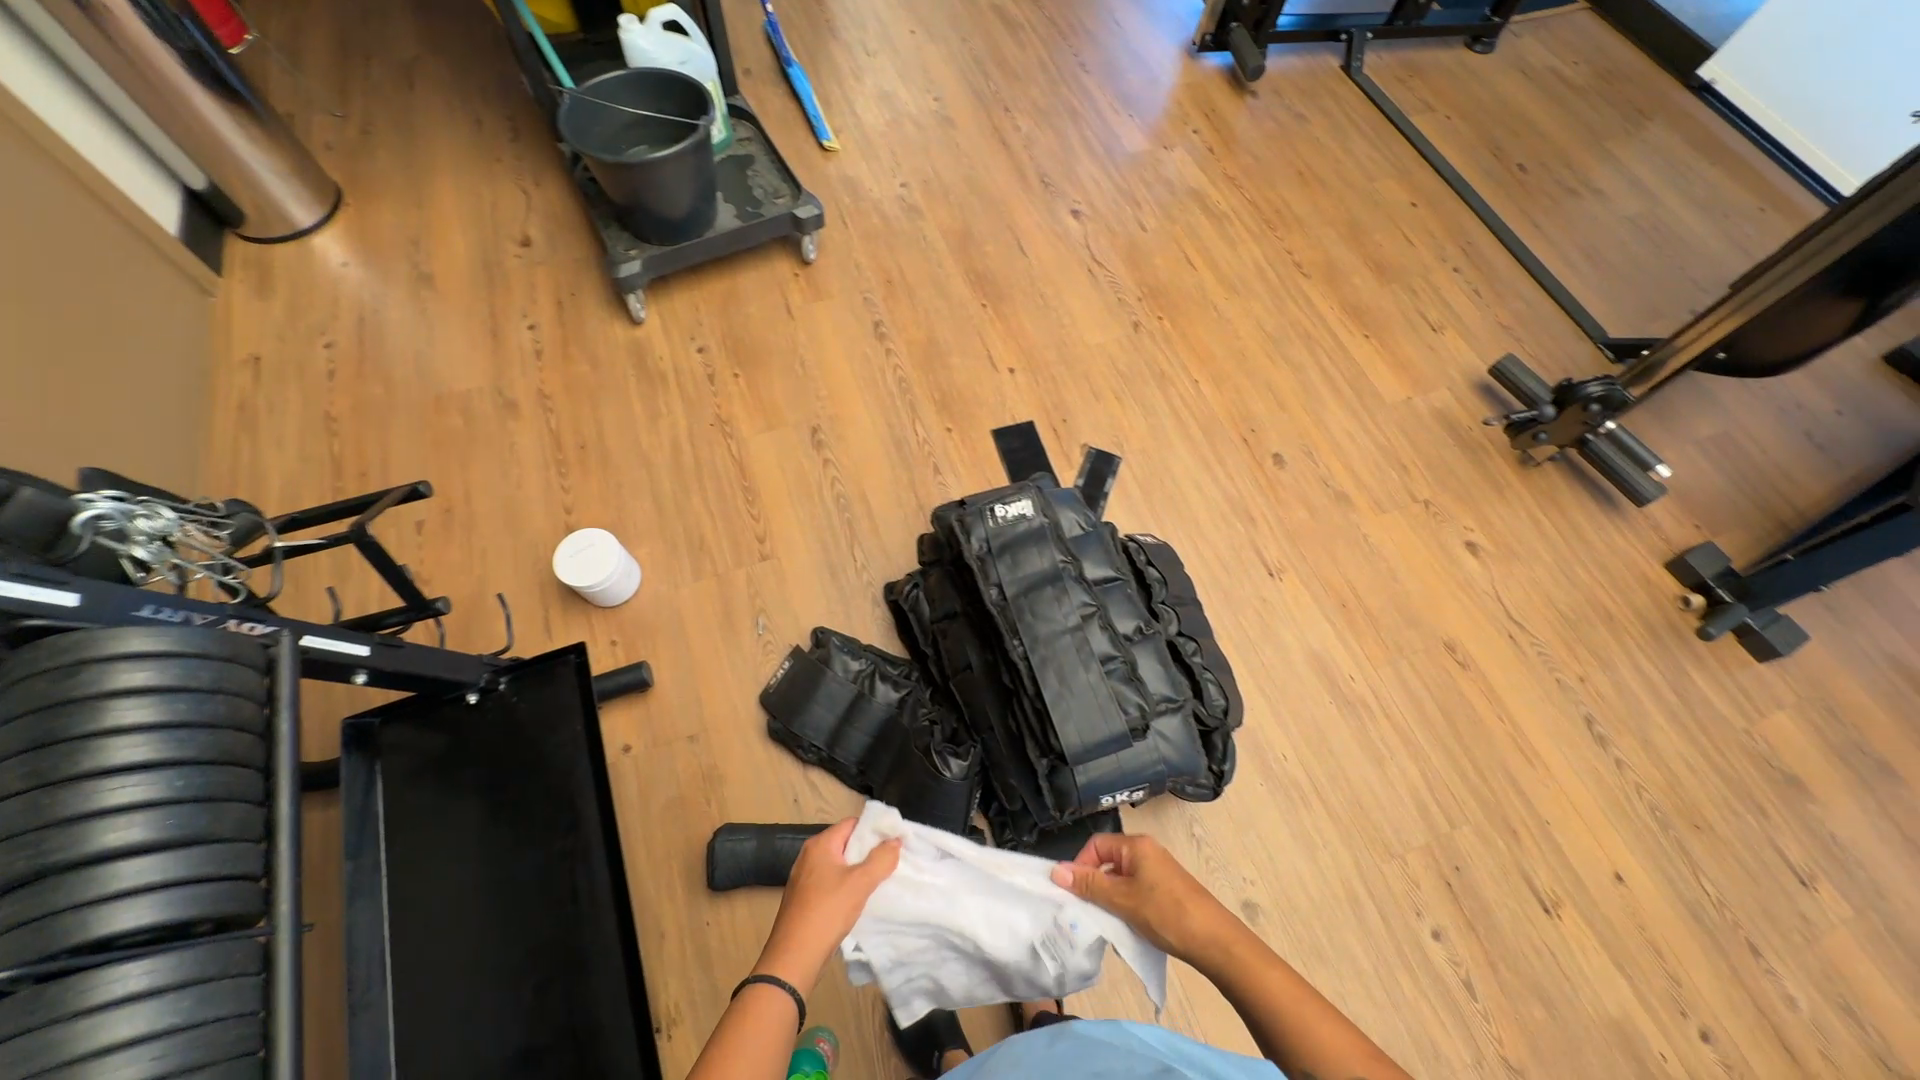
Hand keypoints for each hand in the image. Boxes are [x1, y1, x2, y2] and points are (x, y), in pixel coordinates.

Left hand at [755, 817, 900, 990]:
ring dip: (859, 869)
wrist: (795, 955)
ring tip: (881, 879)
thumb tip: (895, 841)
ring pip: (839, 864)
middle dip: (869, 850)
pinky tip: (860, 898)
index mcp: (820, 845)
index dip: (875, 829)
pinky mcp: (805, 897)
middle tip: (892, 860)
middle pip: (846, 843)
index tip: (895, 839)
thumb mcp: (860, 883)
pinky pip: (832, 881)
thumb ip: (881, 859)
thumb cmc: (827, 911)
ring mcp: (805, 877)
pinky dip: (847, 884)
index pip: (852, 824)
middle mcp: (809, 856)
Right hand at [1051, 833, 1244, 964]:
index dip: (1080, 865)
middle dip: (1094, 883)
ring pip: (1120, 878)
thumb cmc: (1166, 914)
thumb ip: (1089, 884)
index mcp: (1136, 846)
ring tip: (1106, 919)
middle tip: (1087, 909)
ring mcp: (1158, 871)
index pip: (1095, 845)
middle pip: (1107, 860)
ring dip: (1109, 896)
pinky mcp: (1165, 889)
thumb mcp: (1122, 900)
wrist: (1214, 940)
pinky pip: (1134, 889)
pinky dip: (1125, 903)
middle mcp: (1147, 852)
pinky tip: (1126, 923)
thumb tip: (1055, 871)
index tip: (1074, 893)